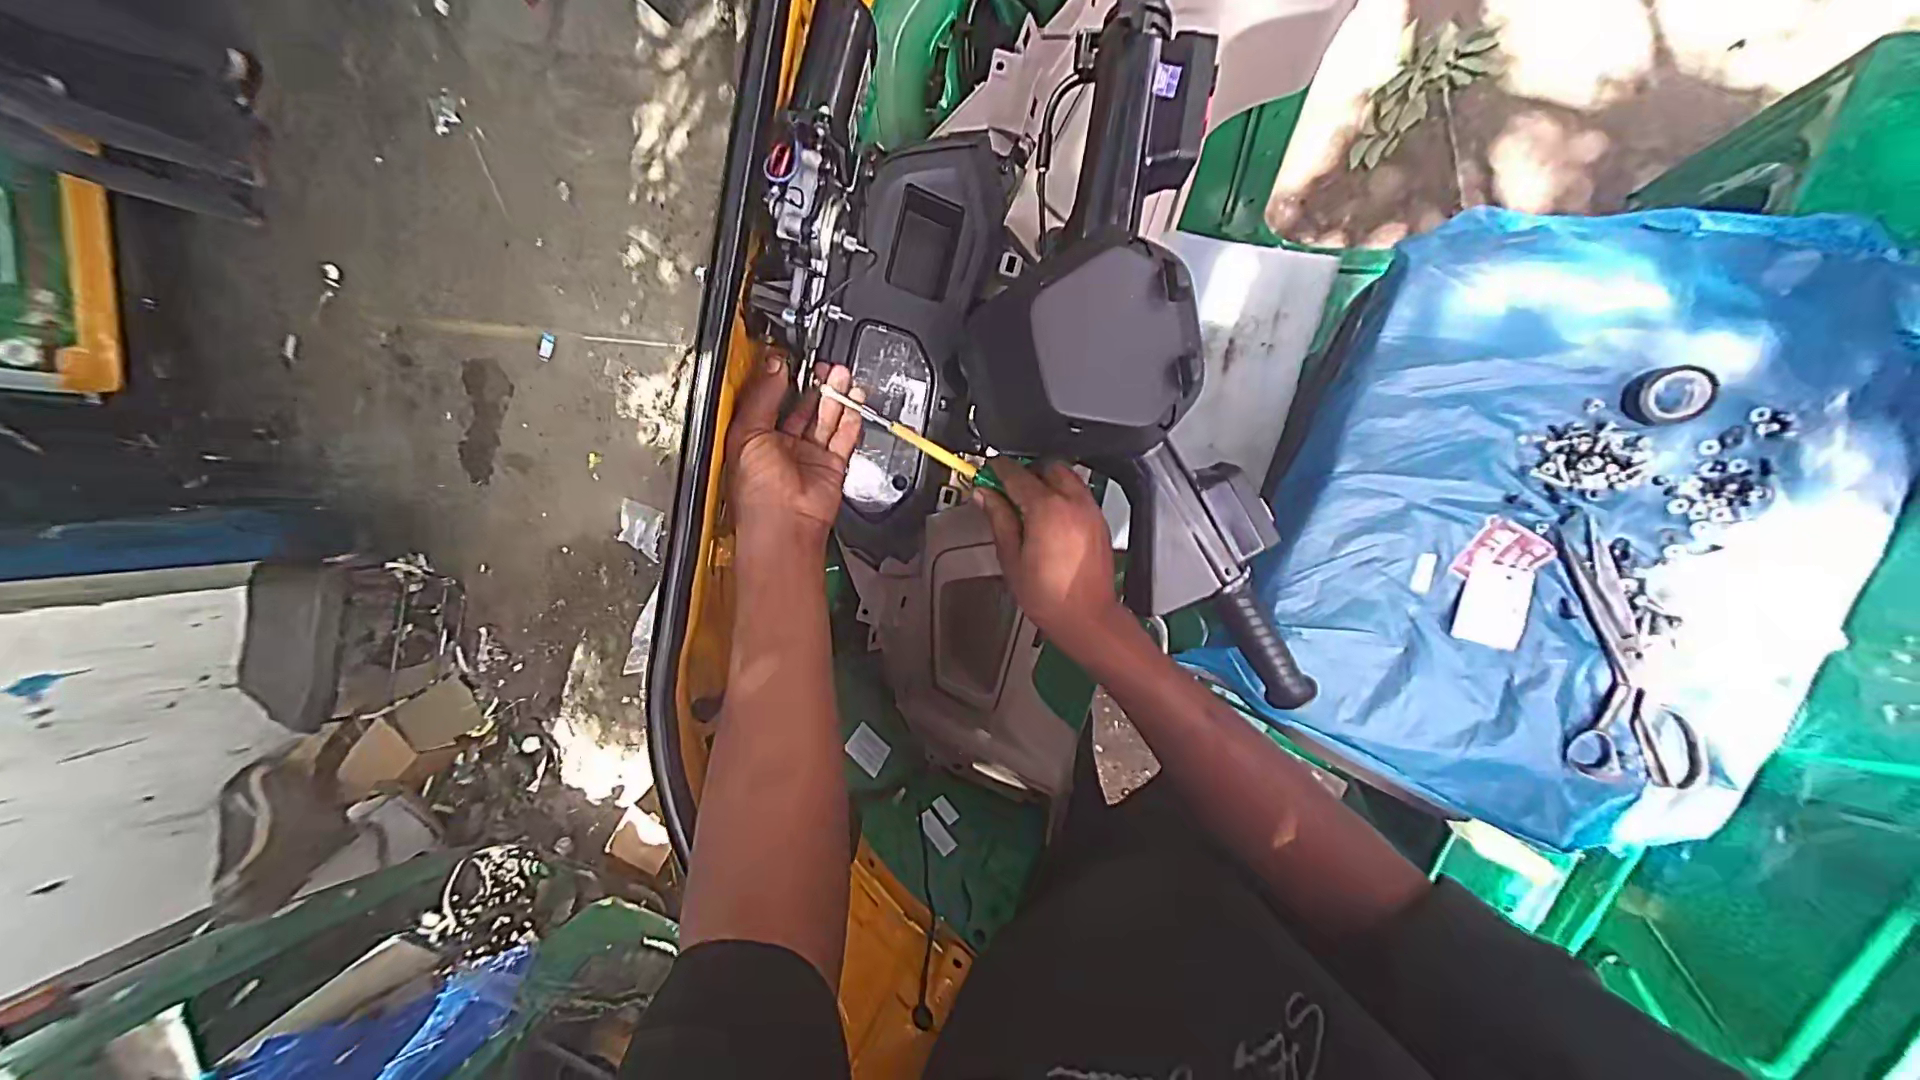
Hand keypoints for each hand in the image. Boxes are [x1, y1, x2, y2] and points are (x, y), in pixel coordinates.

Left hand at [726, 356, 862, 550]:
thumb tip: (773, 367)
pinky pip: (843, 438)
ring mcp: (808, 456)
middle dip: (814, 384)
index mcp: (754, 436)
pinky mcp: (831, 466)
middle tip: (823, 365)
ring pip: (825, 418)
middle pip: (803, 406)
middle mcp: (782, 445)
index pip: (770, 398)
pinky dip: (850, 420)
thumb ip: (763, 396)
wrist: (785, 525)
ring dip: (834, 397)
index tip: (792, 357)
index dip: (782, 377)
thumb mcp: (747, 432)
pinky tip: (853, 402)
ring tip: (841, 375)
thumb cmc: (757, 493)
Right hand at [975, 460, 1128, 655]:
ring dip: (1046, 482)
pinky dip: (1063, 495)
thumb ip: (999, 519)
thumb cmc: (1051, 597)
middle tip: (1006, 489)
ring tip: (1027, 503)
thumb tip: (986, 497)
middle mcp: (1073, 503)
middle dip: (1025, 473)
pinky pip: (1079, 494)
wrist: (1087, 617)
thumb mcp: (1011, 557)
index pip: (1017, 474)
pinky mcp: (1099, 521)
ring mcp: (1090, 510)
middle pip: (1046, 468)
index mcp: (1047, 508)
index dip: (997, 470)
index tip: (987, 473)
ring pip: (1066, 477)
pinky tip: (1048, 516)